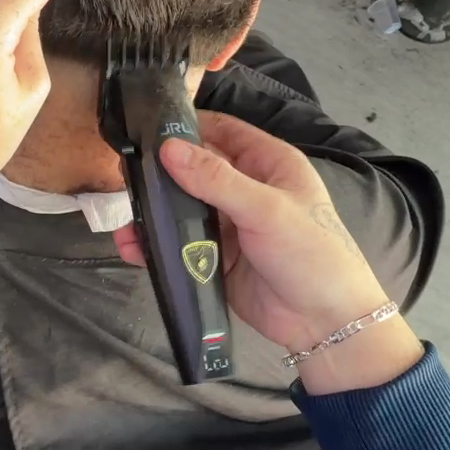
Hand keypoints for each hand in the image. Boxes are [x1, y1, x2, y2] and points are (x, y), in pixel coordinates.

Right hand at [112, 112, 423, 392]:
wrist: (325, 323)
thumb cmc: (310, 253)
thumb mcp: (265, 210)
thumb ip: (216, 180)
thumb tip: (168, 148)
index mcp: (269, 165)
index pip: (224, 131)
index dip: (189, 126)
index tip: (147, 127)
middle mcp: (246, 190)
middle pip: (195, 171)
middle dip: (161, 175)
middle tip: (124, 177)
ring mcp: (230, 226)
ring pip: (183, 211)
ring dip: (155, 215)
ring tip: (126, 223)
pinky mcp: (216, 259)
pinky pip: (180, 246)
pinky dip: (157, 247)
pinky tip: (133, 249)